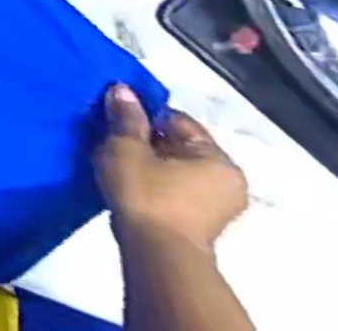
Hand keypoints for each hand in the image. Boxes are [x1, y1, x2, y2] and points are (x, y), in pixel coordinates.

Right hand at [95, 83, 247, 252]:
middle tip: (109, 134)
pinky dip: (154, 175)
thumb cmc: (145, 192)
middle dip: (144, 136)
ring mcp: (218, 201)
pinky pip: (176, 182)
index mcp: (219, 160)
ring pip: (175, 164)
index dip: (143, 114)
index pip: (178, 120)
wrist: (157, 249)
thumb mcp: (126, 147)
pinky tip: (128, 176)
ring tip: (114, 155)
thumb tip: (123, 88)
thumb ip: (126, 116)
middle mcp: (228, 179)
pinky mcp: (202, 216)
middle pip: (179, 142)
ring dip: (147, 156)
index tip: (112, 116)